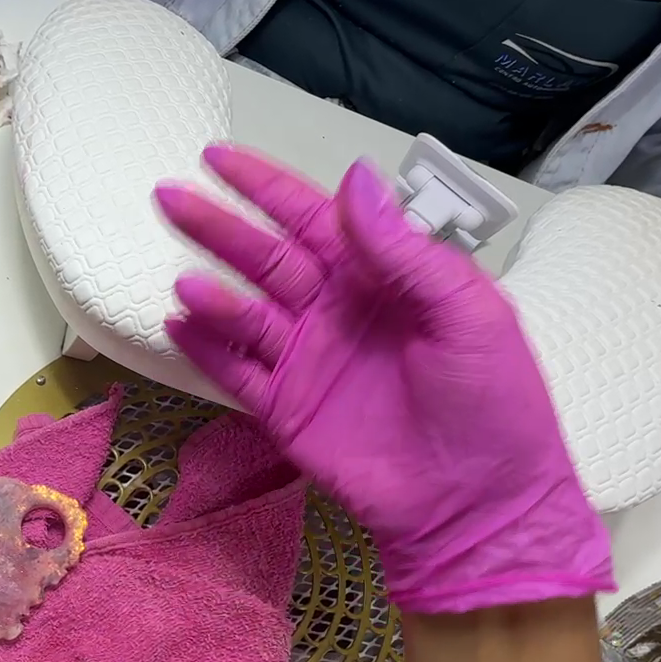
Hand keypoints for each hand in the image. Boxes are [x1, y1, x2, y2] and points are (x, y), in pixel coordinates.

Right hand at [153, 146, 612, 612]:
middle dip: (218, 227)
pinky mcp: (281, 408)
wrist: (472, 501)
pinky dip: (204, 352)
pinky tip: (178, 327)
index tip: (220, 160)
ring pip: (243, 315)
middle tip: (169, 198)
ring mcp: (302, 361)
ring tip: (185, 283)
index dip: (266, 187)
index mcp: (380, 280)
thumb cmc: (491, 402)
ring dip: (212, 296)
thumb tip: (355, 180)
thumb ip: (405, 252)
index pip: (313, 219)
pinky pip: (233, 373)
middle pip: (264, 260)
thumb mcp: (467, 313)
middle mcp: (332, 312)